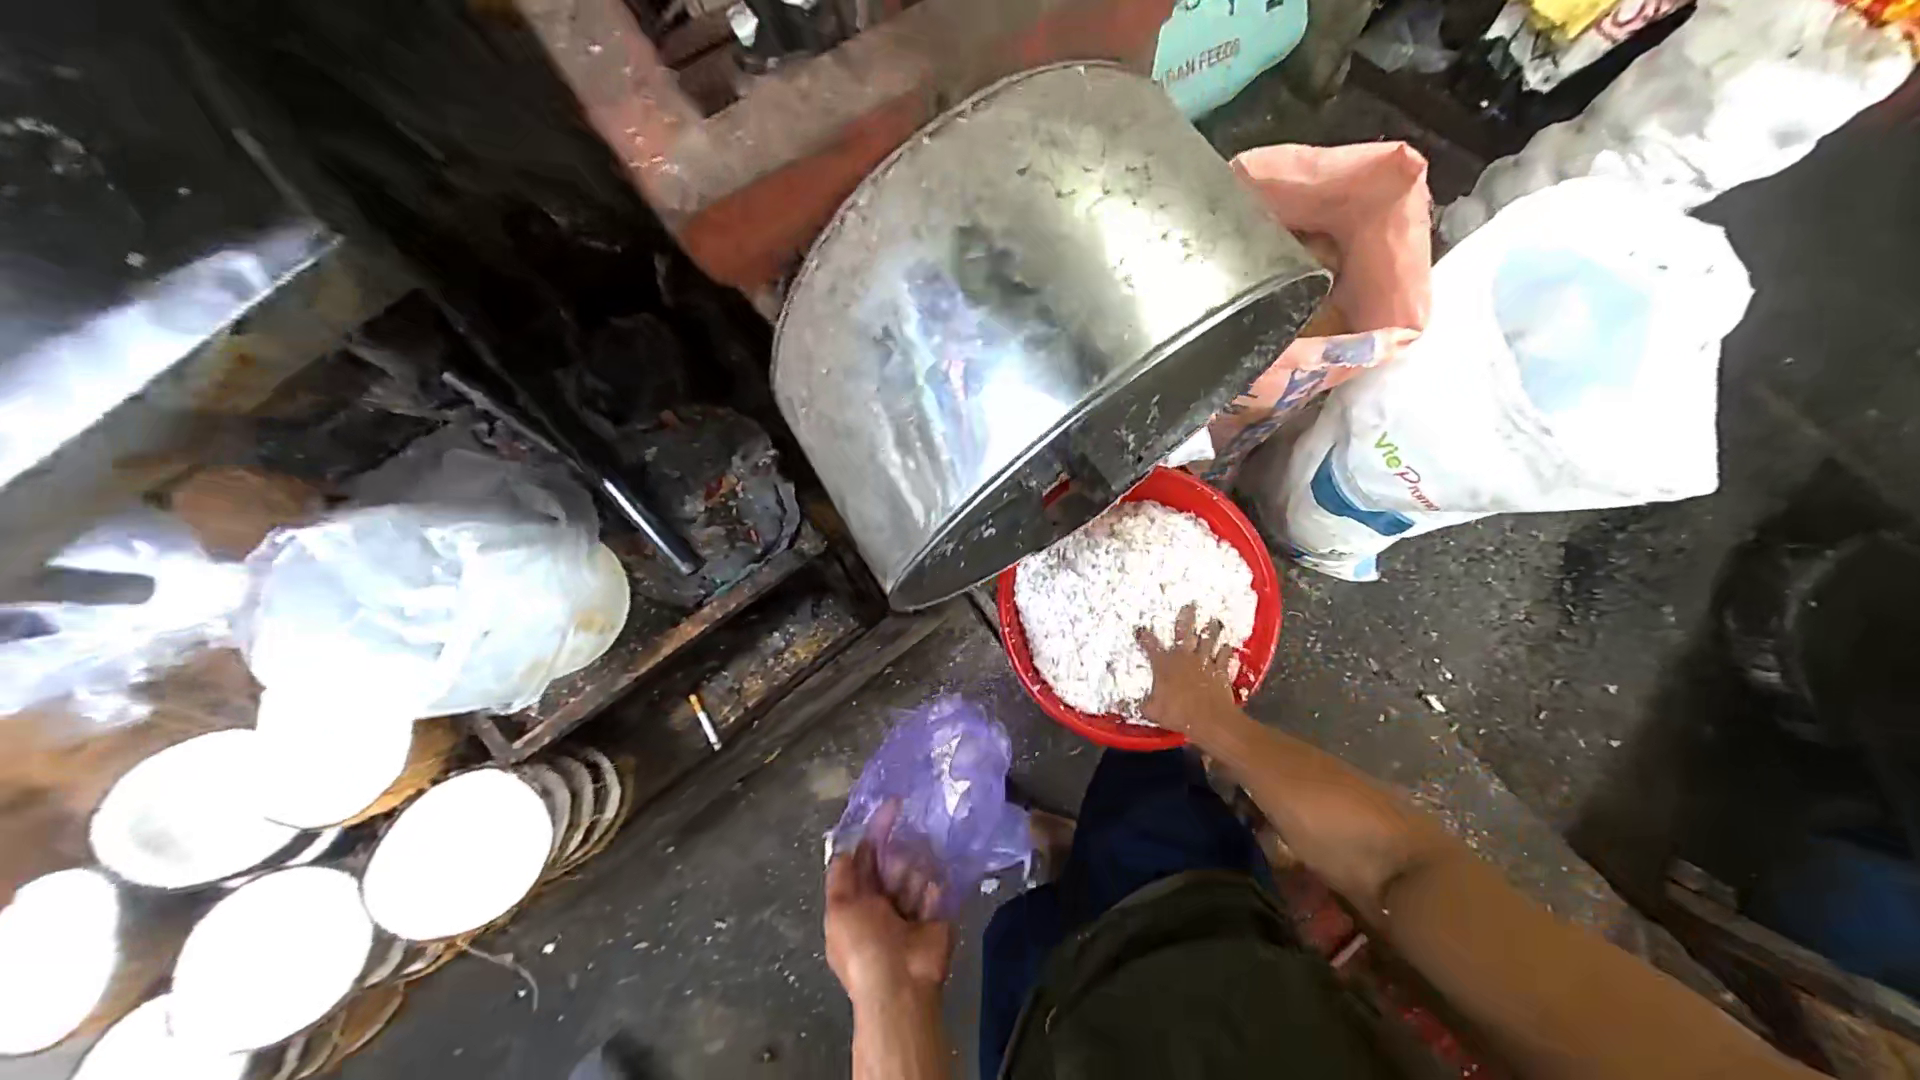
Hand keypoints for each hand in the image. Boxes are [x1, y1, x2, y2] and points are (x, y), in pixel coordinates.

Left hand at [825, 803, 954, 1009]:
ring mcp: (913, 904)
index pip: (867, 854)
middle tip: (894, 881)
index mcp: (859, 897)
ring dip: (911, 880)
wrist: (902, 985)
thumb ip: (840, 876)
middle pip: (894, 858)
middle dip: (895, 861)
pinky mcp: (939, 910)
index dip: (877, 830)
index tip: (893, 804)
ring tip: (906, 906)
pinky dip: (930, 893)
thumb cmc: (864, 947)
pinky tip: (923, 908)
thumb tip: (844, 848)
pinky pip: (937, 886)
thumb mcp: (839, 910)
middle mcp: (886, 898)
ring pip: (916, 868)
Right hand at [1135, 603, 1241, 734]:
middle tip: (1190, 605)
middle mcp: (1183, 657)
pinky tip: (1228, 646)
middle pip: (1184, 632)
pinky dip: (1226, 650)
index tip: (1140, 629)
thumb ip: (1137, 705)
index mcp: (1164, 664)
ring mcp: (1204, 662)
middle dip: (1186, 618)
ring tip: (1213, 620)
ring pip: (1208, 640)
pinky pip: (1224, 656)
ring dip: (1211, 630)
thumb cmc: (1177, 714)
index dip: (1144, 636)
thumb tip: (1119, 705)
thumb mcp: (1151, 711)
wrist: (1210, 720)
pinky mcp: (1221, 671)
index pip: (1150, 645)